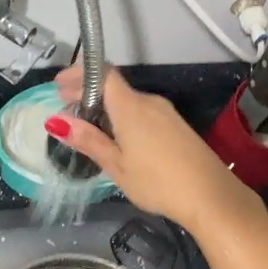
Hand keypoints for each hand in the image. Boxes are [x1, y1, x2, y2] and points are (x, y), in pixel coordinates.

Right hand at [49, 66, 262, 235]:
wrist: (211, 196)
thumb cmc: (158, 182)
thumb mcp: (116, 165)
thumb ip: (88, 140)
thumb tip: (56, 121)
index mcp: (131, 106)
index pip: (102, 73)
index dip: (78, 73)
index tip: (59, 86)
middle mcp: (149, 102)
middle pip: (114, 88)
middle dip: (87, 94)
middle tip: (66, 111)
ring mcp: (166, 113)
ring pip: (128, 102)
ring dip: (105, 109)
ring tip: (87, 130)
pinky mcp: (176, 126)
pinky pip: (143, 113)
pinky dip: (123, 118)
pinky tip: (117, 140)